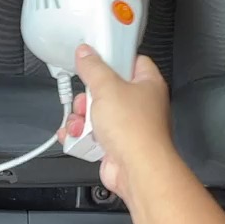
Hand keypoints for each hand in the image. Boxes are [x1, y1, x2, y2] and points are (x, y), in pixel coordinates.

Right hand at [62, 46, 178, 198]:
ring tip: (81, 123)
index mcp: (147, 84)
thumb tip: (86, 54)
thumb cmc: (135, 131)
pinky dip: (82, 136)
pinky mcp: (116, 145)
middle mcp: (141, 105)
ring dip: (81, 119)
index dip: (112, 59)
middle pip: (107, 90)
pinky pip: (93, 135)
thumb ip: (93, 67)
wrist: (137, 169)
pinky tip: (76, 136)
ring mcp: (129, 126)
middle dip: (88, 97)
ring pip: (97, 114)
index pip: (130, 61)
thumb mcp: (106, 88)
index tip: (95, 59)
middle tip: (85, 100)